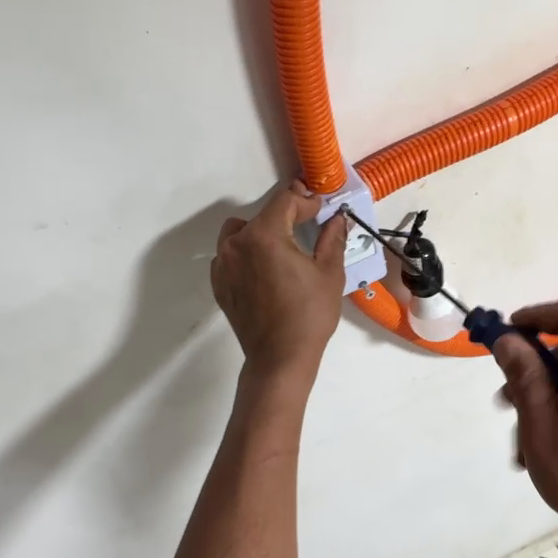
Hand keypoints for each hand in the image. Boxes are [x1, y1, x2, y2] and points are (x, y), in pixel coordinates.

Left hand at [211, 183, 346, 382]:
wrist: (279, 357)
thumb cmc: (309, 315)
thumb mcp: (329, 273)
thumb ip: (332, 239)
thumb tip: (338, 219)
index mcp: (264, 235)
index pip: (284, 201)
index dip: (305, 200)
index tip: (320, 208)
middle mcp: (237, 244)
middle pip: (262, 215)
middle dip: (285, 217)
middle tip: (306, 226)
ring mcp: (223, 265)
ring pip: (239, 233)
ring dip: (260, 232)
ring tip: (280, 247)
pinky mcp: (219, 284)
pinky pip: (229, 257)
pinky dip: (246, 255)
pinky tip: (264, 270)